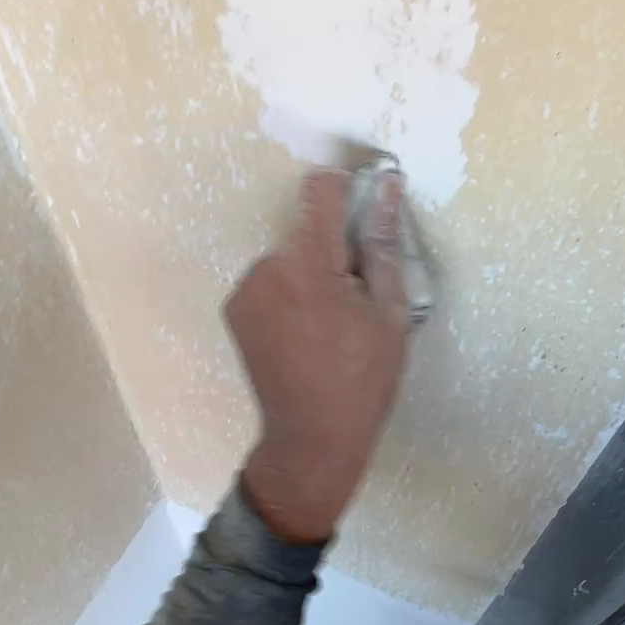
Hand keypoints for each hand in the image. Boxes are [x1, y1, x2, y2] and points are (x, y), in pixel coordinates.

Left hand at [228, 168, 410, 543]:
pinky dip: (289, 291)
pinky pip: (270, 279)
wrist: (312, 439)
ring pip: (289, 255)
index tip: (364, 215)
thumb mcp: (389, 311)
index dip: (345, 190)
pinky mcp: (234, 308)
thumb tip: (387, 186)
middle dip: (334, 248)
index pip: (319, 188)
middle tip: (355, 297)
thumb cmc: (363, 378)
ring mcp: (244, 288)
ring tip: (329, 322)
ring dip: (310, 271)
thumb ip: (384, 242)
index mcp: (307, 261)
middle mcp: (265, 265)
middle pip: (306, 228)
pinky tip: (303, 332)